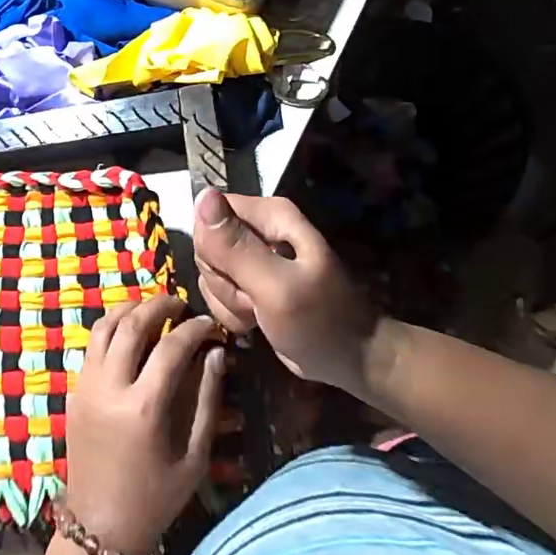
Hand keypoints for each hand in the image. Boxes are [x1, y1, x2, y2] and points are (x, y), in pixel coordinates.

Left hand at [65, 295, 225, 554]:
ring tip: (152, 309)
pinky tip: (129, 332)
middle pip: (132, 325)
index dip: (194, 329)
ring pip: (104, 328)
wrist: (100, 526)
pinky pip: (91, 346)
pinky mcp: (73, 391)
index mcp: (143, 408)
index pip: (171, 347)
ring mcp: (86, 387)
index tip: (210, 324)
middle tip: (179, 303)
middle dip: (159, 306)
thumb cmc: (156, 497)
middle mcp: (109, 389)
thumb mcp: (194, 456)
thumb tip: (216, 353)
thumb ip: (206, 400)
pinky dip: (110, 329)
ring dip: (129, 310)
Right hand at [192, 189, 386, 395]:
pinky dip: (232, 312)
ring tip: (259, 313)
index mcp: (270, 214)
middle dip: (223, 281)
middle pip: (208, 245)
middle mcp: (260, 227)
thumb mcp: (276, 285)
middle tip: (254, 300)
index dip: (213, 250)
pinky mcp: (252, 281)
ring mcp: (255, 256)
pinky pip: (219, 290)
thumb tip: (202, 194)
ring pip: (210, 271)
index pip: (209, 214)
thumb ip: (236, 246)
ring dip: (228, 301)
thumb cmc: (321, 322)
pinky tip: (255, 322)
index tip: (237, 277)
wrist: (353, 360)